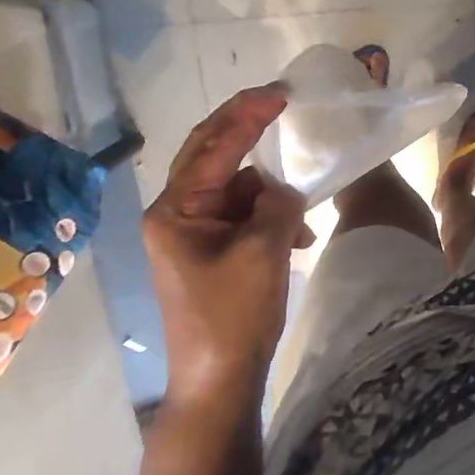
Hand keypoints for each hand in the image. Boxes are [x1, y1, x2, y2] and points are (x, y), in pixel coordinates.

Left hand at [142, 85, 312, 406]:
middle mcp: (176, 214)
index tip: (280, 93)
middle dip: (246, 130)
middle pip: (212, 155)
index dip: (247, 115)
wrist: (218, 381)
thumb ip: (277, 206)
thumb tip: (282, 191)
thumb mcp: (263, 254)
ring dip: (270, 195)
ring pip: (235, 189)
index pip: (213, 147)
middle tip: (278, 102)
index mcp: (175, 211)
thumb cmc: (233, 317)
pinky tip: (295, 242)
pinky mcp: (208, 250)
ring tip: (299, 225)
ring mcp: (191, 232)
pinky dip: (269, 219)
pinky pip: (242, 216)